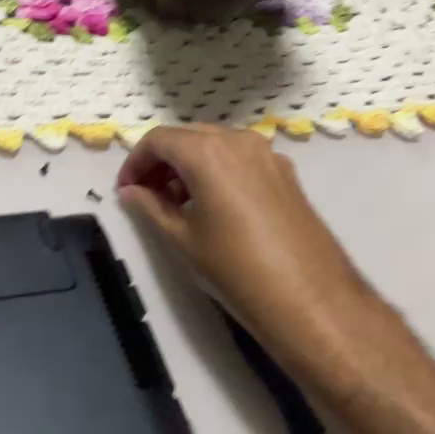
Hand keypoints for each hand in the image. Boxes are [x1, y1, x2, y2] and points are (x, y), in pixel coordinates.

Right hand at [117, 124, 378, 366]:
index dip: (135, 162)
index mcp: (208, 152)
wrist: (309, 297)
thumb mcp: (181, 238)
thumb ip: (150, 207)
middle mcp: (239, 142)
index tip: (126, 189)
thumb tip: (130, 192)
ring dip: (189, 165)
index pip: (158, 139)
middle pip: (187, 136)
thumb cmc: (235, 267)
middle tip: (145, 194)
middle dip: (161, 161)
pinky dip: (217, 171)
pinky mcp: (286, 174)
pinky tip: (211, 207)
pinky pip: (240, 159)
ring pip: (216, 145)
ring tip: (176, 204)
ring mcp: (268, 155)